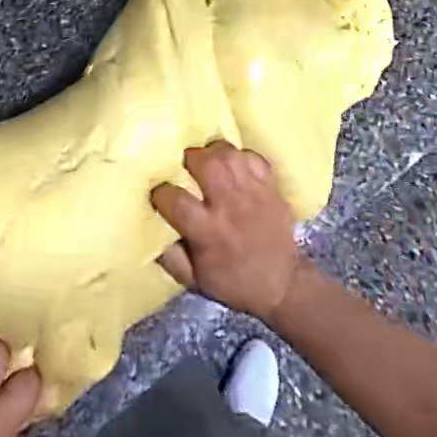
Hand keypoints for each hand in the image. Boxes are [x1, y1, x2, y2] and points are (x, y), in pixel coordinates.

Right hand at [150, 141, 307, 320]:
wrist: (283, 284)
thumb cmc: (233, 281)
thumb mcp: (194, 280)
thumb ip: (170, 256)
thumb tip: (152, 230)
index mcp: (208, 232)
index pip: (176, 200)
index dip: (161, 194)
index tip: (160, 196)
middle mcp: (230, 206)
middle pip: (206, 163)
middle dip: (190, 159)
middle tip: (186, 167)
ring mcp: (253, 193)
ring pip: (228, 154)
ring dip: (213, 152)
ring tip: (208, 160)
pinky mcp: (271, 186)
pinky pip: (252, 157)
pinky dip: (239, 156)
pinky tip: (233, 166)